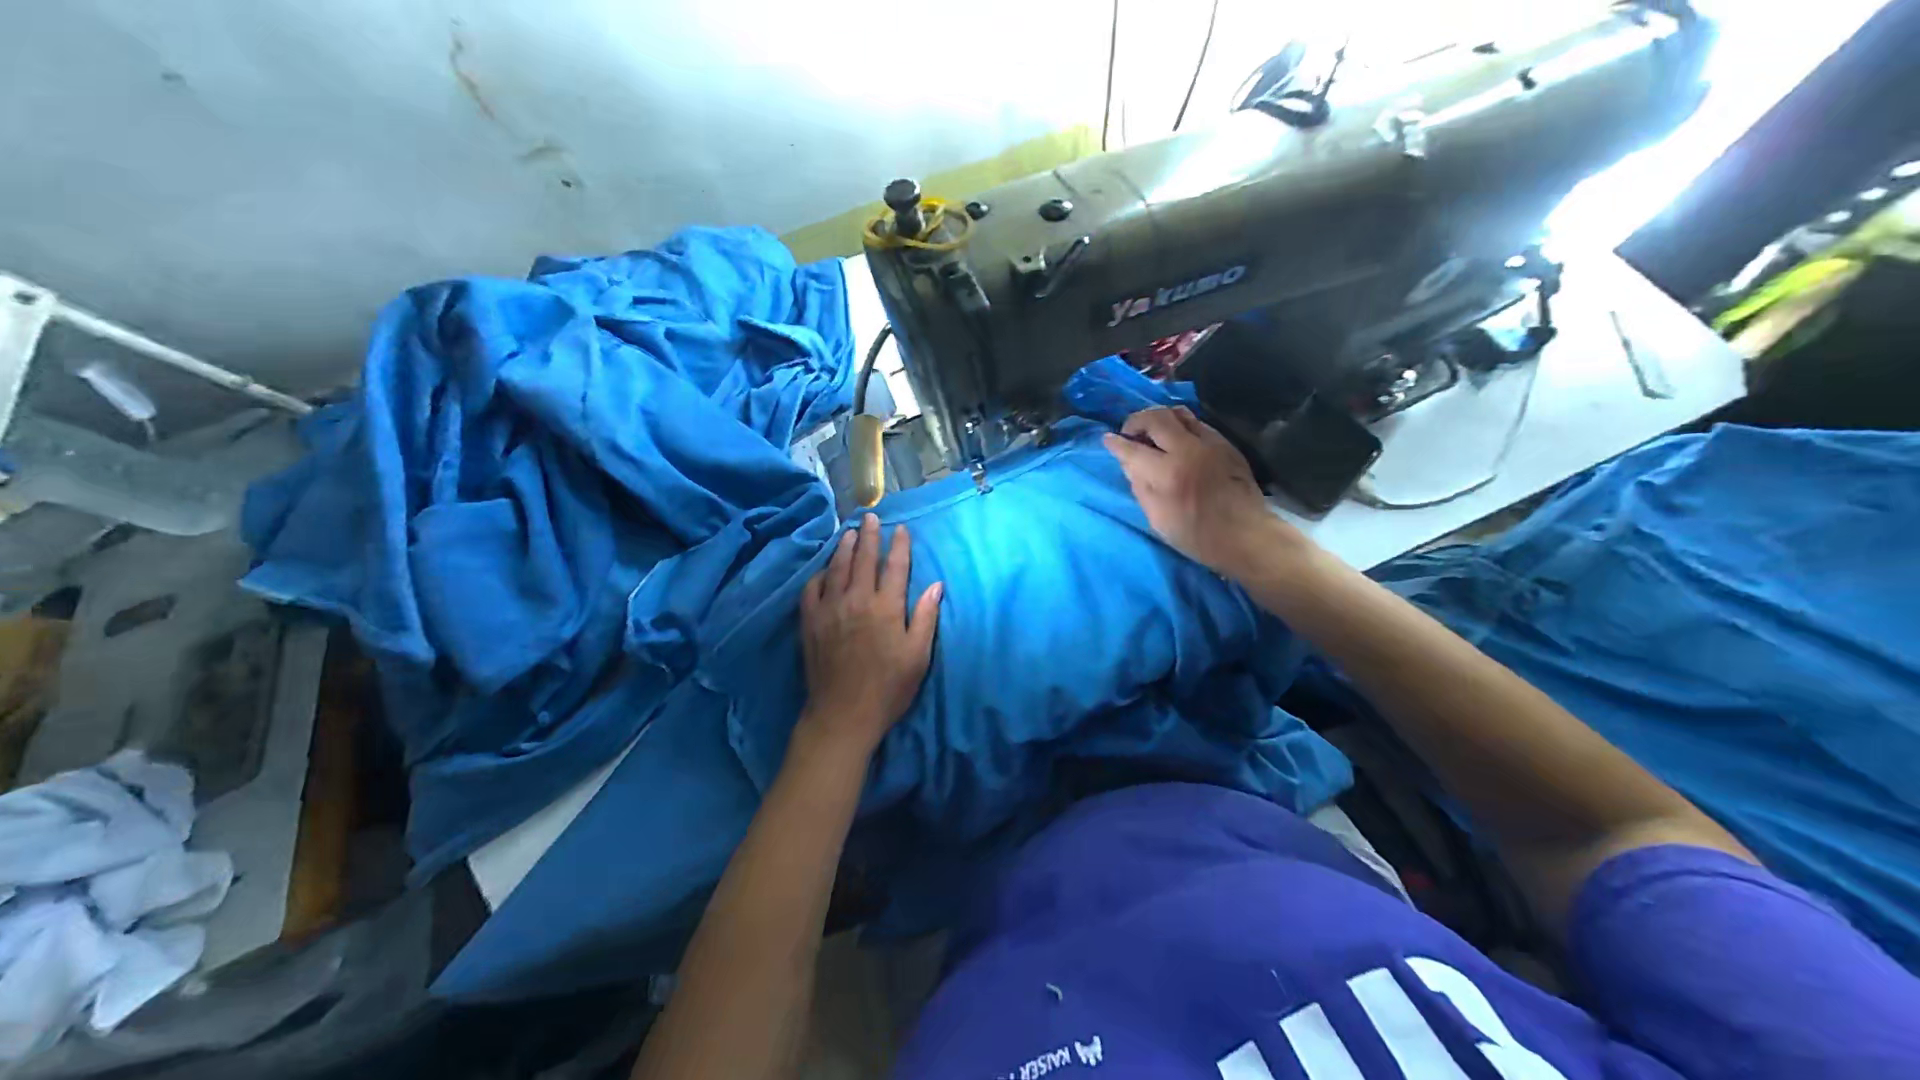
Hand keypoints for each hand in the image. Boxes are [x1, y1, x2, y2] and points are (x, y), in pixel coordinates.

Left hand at [797, 514, 943, 758]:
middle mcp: (857, 600)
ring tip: (849, 533)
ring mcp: (830, 609)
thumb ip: (925, 617)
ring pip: (837, 568)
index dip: (899, 546)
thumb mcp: (917, 656)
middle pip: (863, 559)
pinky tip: (824, 570)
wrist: (843, 714)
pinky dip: (820, 574)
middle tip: (870, 517)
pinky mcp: (810, 622)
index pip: (895, 567)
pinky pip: (812, 588)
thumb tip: (935, 585)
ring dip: (844, 548)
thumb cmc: (888, 688)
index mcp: (886, 607)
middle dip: (869, 536)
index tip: (900, 530)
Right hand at [1103, 406, 1298, 576]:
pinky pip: (1198, 423)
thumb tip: (1129, 464)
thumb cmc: (1197, 536)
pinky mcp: (1225, 444)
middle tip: (1131, 434)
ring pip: (1179, 413)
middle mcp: (1187, 450)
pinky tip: (1178, 441)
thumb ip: (1140, 487)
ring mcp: (1210, 443)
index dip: (1116, 443)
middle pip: (1155, 417)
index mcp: (1167, 473)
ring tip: (1154, 433)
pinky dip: (1181, 426)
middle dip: (1136, 421)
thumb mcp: (1158, 519)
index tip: (1108, 440)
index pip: (1132, 449)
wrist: (1245, 535)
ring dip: (1160, 419)